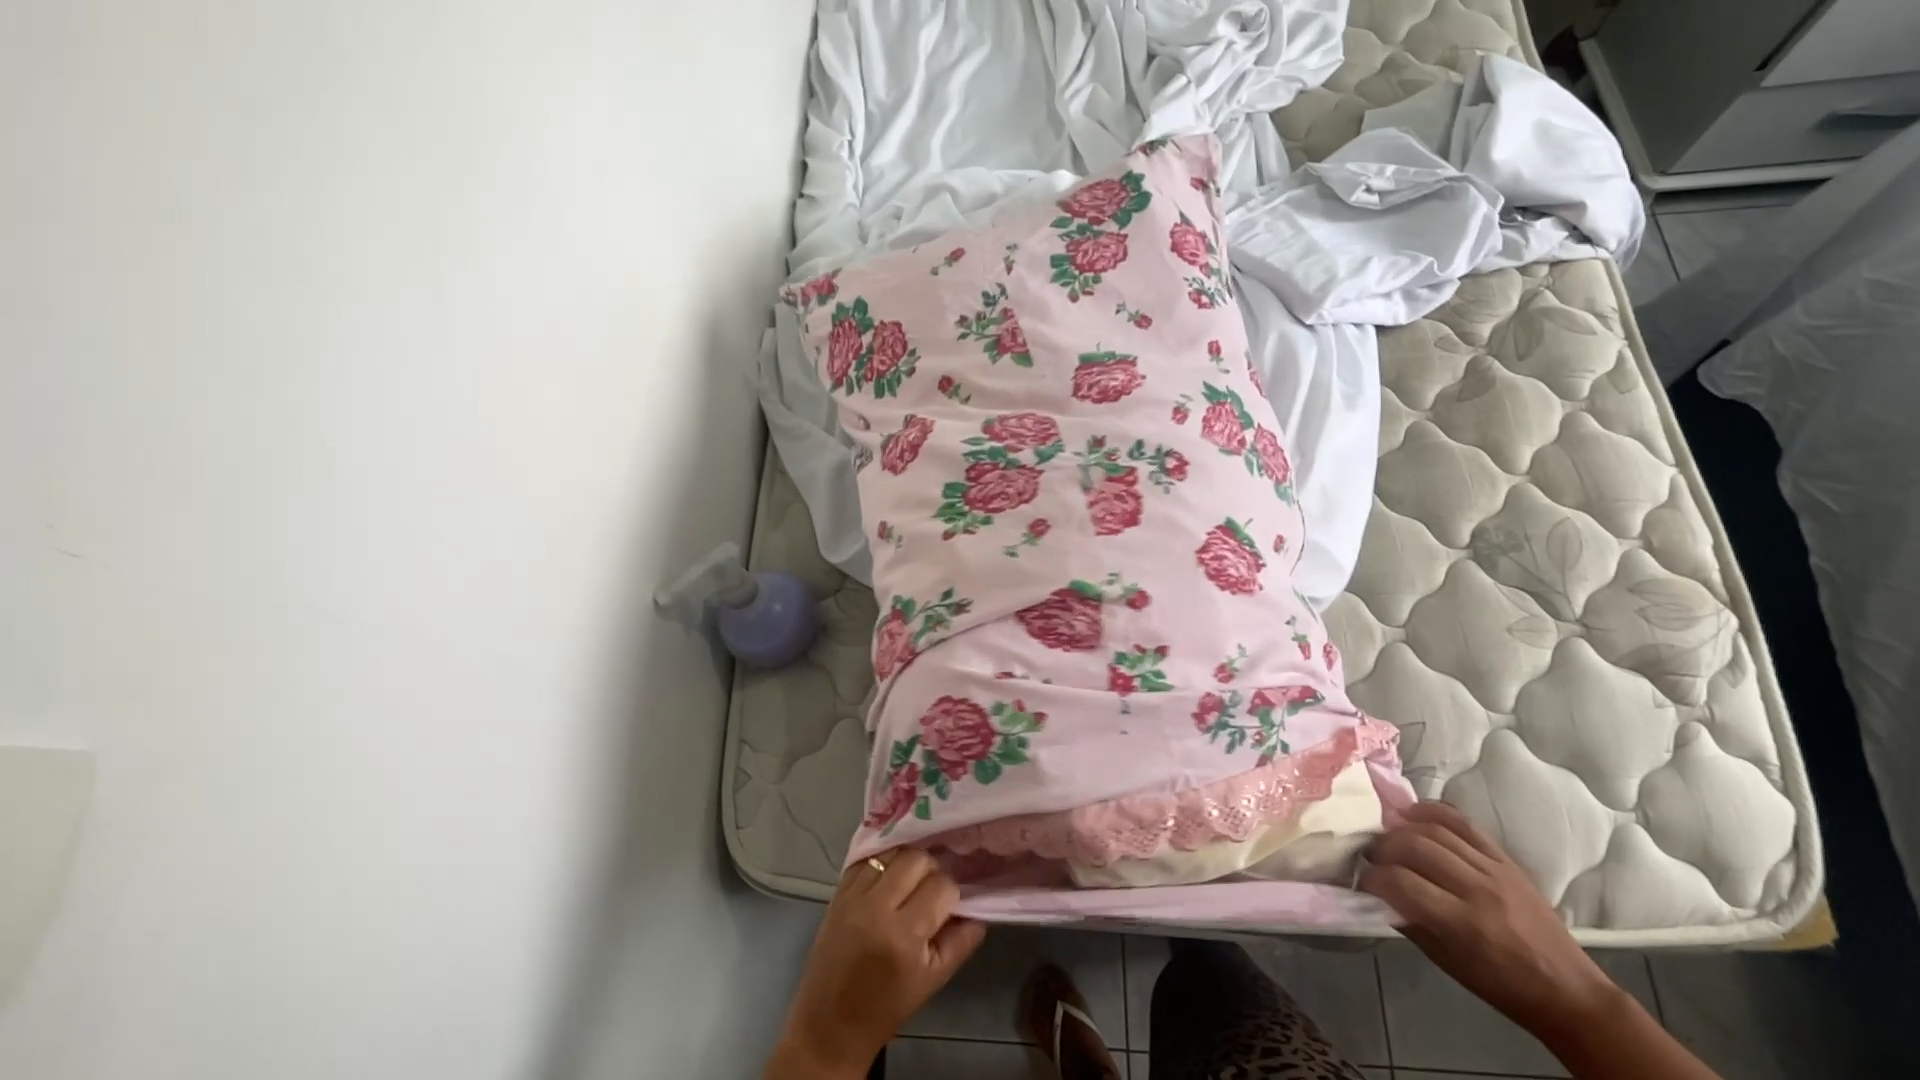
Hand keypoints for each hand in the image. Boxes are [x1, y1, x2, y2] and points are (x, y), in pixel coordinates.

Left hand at [766, 849, 986, 1078]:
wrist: (831, 1023)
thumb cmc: (888, 1007)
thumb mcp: (934, 980)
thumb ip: (961, 941)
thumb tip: (977, 911)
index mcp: (903, 934)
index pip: (942, 886)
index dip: (952, 895)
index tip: (949, 909)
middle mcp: (876, 907)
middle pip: (916, 859)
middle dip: (932, 872)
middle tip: (931, 894)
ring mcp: (853, 897)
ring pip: (891, 853)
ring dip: (906, 864)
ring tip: (909, 885)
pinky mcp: (836, 894)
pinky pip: (864, 860)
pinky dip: (881, 865)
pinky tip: (887, 882)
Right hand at [1359, 802, 1628, 1043]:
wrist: (1565, 987)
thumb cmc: (1500, 985)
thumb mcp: (1446, 962)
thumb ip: (1409, 921)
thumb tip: (1376, 894)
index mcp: (1463, 923)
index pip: (1401, 883)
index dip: (1372, 879)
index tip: (1362, 883)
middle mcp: (1478, 888)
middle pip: (1414, 846)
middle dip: (1382, 848)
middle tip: (1369, 858)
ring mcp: (1495, 869)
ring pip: (1435, 829)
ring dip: (1401, 829)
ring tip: (1387, 839)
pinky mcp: (1505, 858)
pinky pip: (1464, 822)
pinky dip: (1432, 812)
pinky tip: (1412, 815)